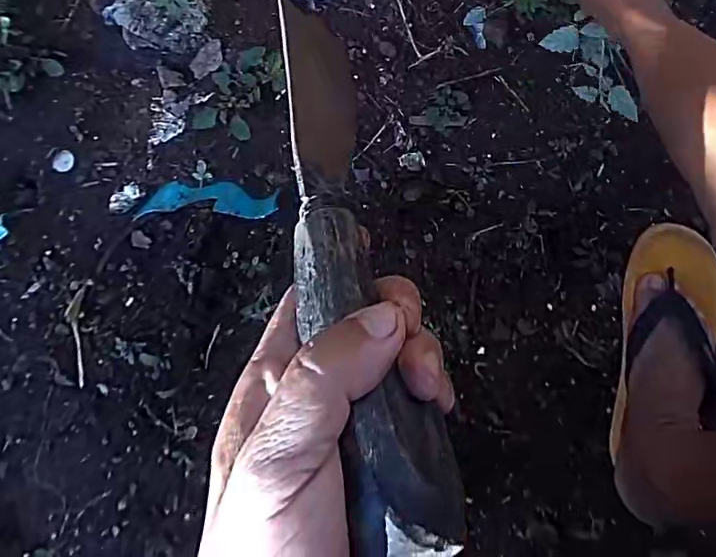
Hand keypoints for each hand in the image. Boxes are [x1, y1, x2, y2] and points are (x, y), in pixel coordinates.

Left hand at [201, 280, 454, 556]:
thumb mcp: (276, 459)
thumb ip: (320, 378)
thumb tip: (380, 317)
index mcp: (276, 388)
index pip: (308, 302)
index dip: (341, 273)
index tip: (370, 255)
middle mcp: (320, 401)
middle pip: (366, 323)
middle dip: (399, 319)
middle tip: (410, 348)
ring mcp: (361, 431)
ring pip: (401, 360)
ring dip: (425, 358)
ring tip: (429, 389)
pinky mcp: (397, 460)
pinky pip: (425, 407)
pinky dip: (439, 396)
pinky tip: (438, 413)